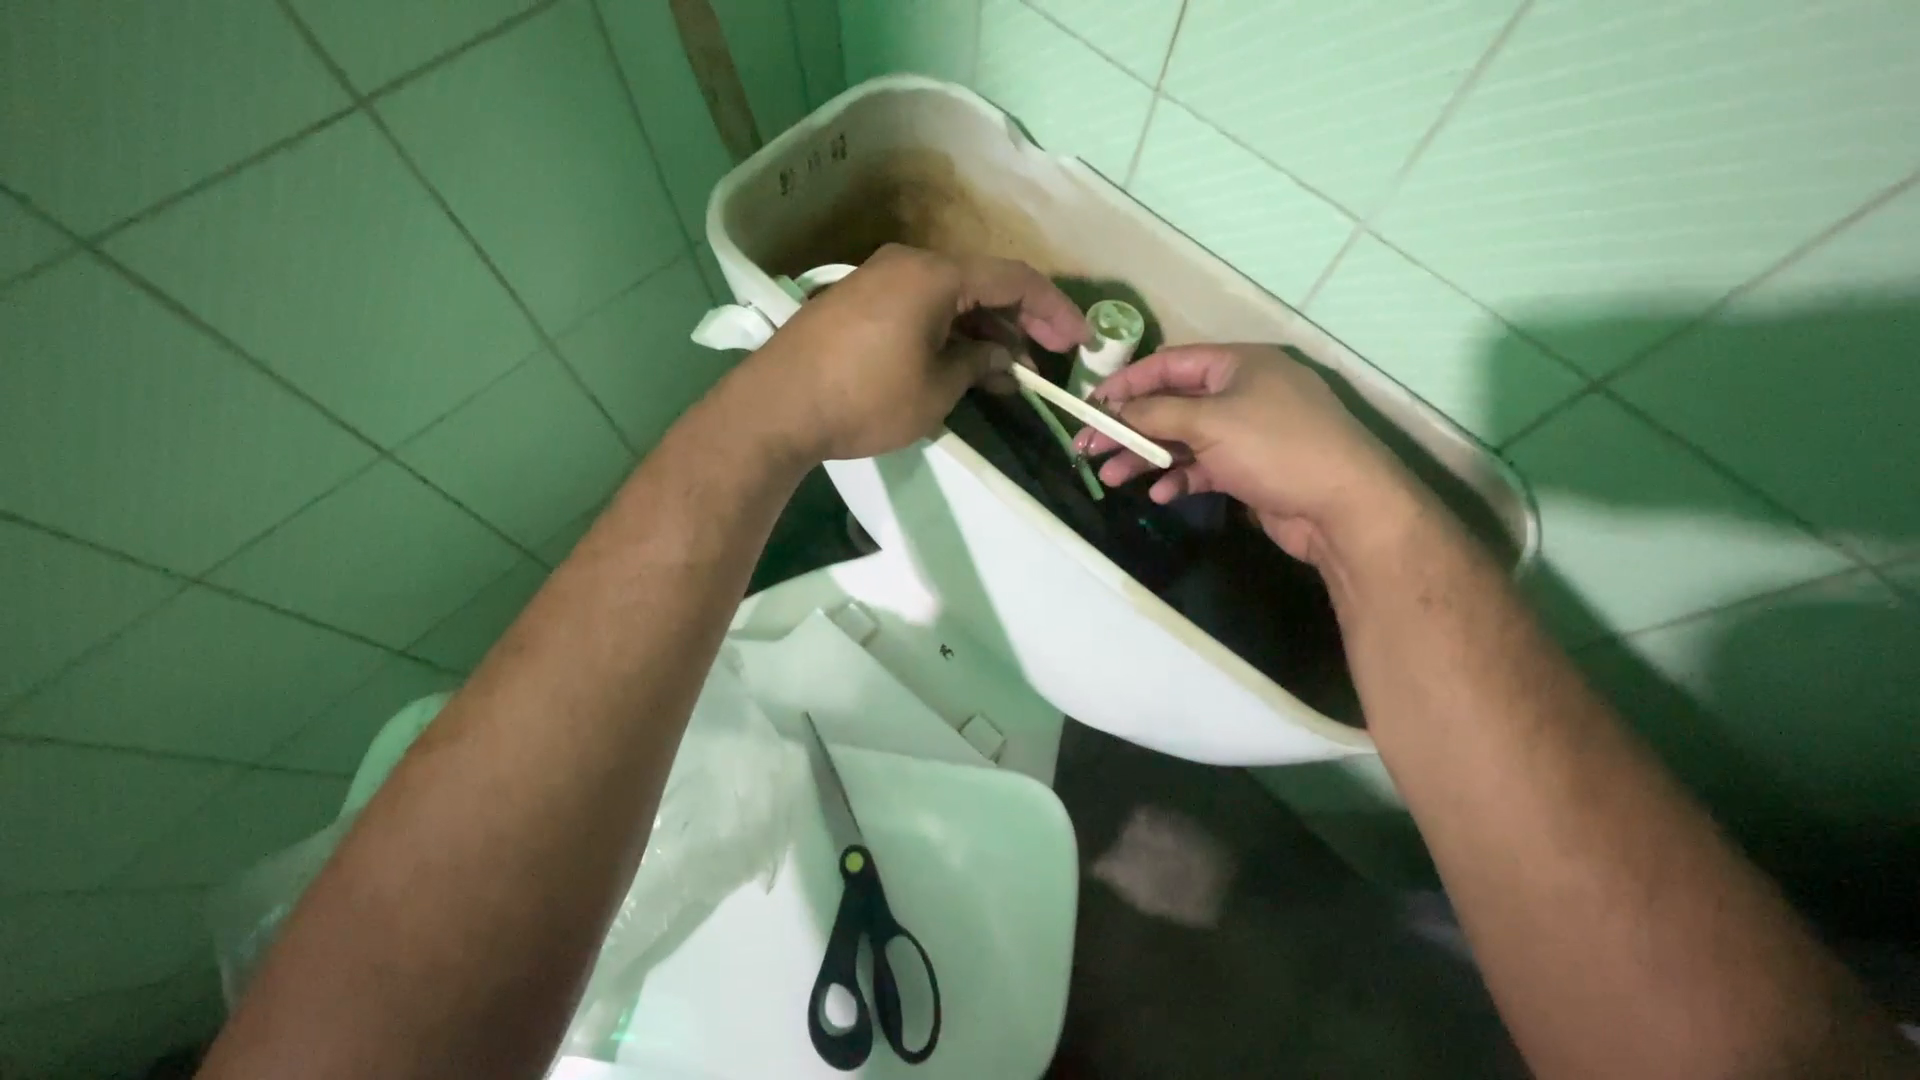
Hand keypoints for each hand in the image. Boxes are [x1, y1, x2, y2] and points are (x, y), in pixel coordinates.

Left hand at [735, 244, 1084, 462]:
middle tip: (1042, 363)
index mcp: (934, 275)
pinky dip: (946, 333)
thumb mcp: (936, 390)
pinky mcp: (855, 305)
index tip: (1079, 343)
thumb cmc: (864, 399)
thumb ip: (977, 364)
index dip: (1054, 310)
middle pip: (980, 285)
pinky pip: (917, 309)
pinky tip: (958, 365)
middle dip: (1017, 324)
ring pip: (948, 299)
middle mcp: (906, 264)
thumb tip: (1001, 356)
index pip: (1013, 280)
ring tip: (1005, 374)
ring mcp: (875, 281)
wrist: (775, 408)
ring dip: (980, 332)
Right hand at [1073, 343, 1420, 564]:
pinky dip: (1180, 478)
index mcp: (1237, 365)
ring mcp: (1247, 433)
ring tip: (1110, 478)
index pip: (1169, 364)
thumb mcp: (1210, 422)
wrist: (1343, 506)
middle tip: (1089, 448)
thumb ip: (1156, 414)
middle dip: (1130, 427)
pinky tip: (1161, 495)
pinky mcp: (1250, 469)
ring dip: (1147, 458)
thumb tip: (1116, 410)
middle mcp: (1241, 392)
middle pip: (1171, 404)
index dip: (1127, 382)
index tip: (1092, 404)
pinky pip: (1203, 467)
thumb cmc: (1275, 447)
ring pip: (1183, 439)